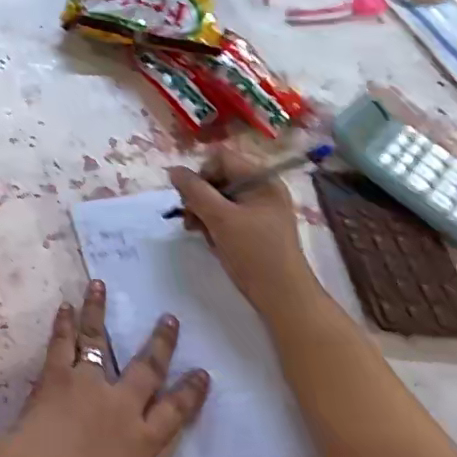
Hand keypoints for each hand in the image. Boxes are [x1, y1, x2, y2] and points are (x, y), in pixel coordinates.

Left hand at [0, 281, 209, 456]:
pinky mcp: (56, 377)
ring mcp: (87, 385)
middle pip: (145, 367)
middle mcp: (120, 404)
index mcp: (142, 439)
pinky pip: (62, 345)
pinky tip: (65, 306)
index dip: (190, 392)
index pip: (174, 411)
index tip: (203, 371)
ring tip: (100, 284)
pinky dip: (63, 323)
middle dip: (160, 342)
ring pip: (98, 341)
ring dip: (99, 310)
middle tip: (170, 317)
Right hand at [168, 150, 313, 312]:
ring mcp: (259, 210)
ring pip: (219, 198)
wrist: (283, 298)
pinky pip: (227, 215)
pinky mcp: (254, 228)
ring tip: (196, 231)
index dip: (201, 173)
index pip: (221, 159)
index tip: (191, 198)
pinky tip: (209, 239)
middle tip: (189, 218)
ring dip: (202, 212)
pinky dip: (213, 224)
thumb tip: (173, 170)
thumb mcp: (220, 218)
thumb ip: (194, 190)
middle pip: (218, 178)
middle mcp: (262, 189)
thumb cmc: (254, 253)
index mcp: (262, 180)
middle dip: (199, 196)